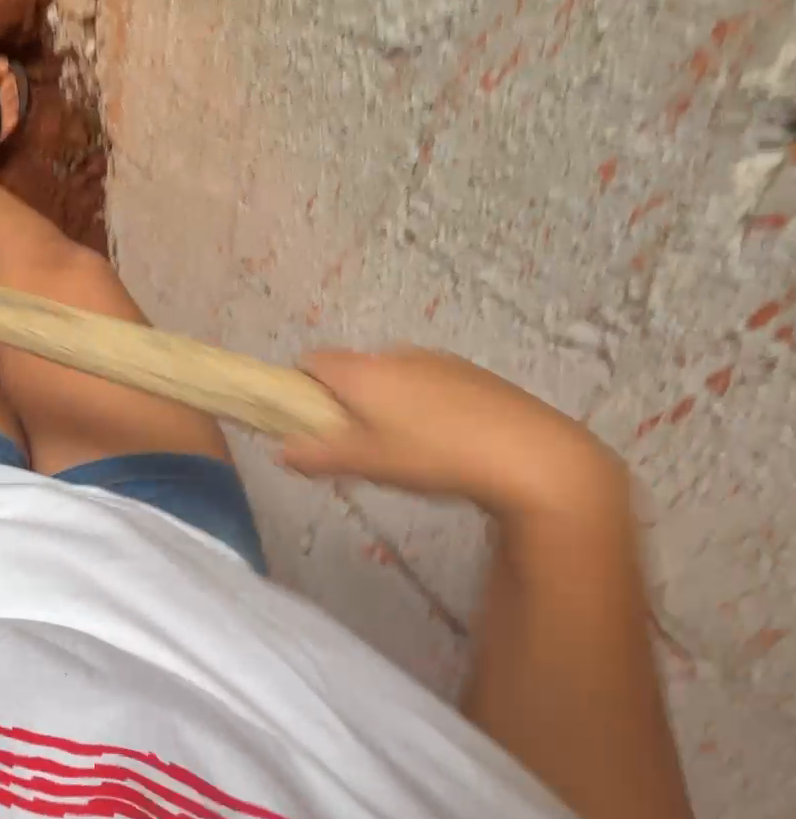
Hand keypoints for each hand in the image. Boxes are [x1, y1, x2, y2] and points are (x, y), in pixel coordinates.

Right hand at [282, 347, 630, 522]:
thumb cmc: (434, 457)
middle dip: (346, 397)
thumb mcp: (365, 464)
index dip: (302, 386)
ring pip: (392, 374)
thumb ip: (315, 455)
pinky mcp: (475, 373)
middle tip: (360, 439)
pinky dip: (424, 401)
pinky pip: (429, 380)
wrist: (539, 459)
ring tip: (408, 442)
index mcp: (361, 371)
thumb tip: (279, 450)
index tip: (313, 419)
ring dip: (386, 398)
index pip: (310, 361)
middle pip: (351, 367)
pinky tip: (448, 438)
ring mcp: (438, 360)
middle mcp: (394, 355)